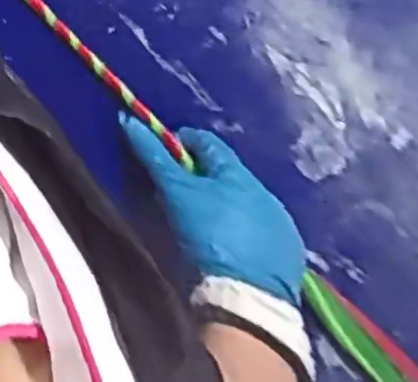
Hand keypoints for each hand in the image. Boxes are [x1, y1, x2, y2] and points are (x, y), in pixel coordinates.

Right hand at [121, 115, 305, 304]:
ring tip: (196, 217)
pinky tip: (222, 240)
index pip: (204, 140)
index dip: (177, 143)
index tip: (159, 159)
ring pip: (239, 198)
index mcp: (240, 174)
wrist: (246, 298)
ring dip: (217, 200)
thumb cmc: (205, 233)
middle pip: (222, 170)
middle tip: (173, 191)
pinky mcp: (288, 253)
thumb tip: (129, 120)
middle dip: (196, 174)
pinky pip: (255, 225)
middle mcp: (266, 194)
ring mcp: (281, 225)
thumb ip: (152, 154)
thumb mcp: (172, 191)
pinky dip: (236, 224)